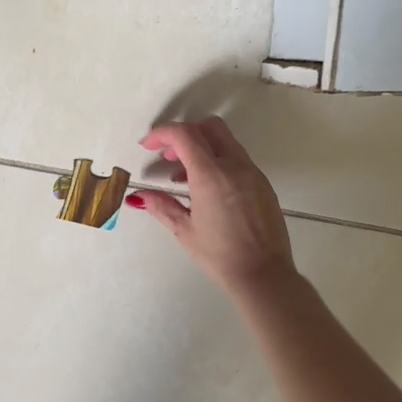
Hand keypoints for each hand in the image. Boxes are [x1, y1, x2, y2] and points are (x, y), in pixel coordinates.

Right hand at [129, 117, 295, 296]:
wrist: (263, 274)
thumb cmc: (220, 255)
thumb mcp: (185, 230)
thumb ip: (161, 206)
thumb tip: (137, 197)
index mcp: (211, 176)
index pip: (184, 135)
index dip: (162, 134)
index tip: (148, 146)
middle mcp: (234, 166)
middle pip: (209, 127)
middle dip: (184, 134)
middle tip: (167, 156)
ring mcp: (252, 173)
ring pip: (225, 141)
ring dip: (201, 148)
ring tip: (184, 178)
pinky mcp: (263, 183)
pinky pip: (237, 158)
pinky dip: (218, 161)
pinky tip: (208, 189)